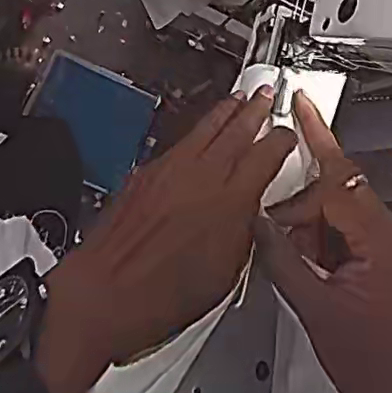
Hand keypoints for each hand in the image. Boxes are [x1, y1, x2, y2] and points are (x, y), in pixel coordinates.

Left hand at [37, 89, 294, 392]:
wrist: (104, 293)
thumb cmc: (161, 296)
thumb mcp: (226, 273)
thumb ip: (246, 231)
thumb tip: (251, 213)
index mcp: (231, 200)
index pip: (267, 154)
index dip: (282, 140)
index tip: (287, 135)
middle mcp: (203, 176)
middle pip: (238, 129)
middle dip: (256, 109)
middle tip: (266, 95)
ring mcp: (173, 169)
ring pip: (207, 127)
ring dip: (226, 110)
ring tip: (237, 99)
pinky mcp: (148, 171)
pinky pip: (181, 140)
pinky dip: (197, 130)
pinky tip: (200, 131)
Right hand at [251, 93, 391, 392]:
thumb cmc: (373, 364)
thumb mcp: (314, 306)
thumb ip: (281, 256)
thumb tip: (257, 223)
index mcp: (381, 237)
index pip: (339, 177)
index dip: (315, 139)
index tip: (302, 107)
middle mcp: (389, 234)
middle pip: (334, 192)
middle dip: (299, 207)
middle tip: (272, 223)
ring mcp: (386, 246)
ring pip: (335, 212)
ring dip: (306, 228)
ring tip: (294, 260)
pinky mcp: (379, 258)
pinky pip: (341, 231)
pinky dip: (316, 242)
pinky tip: (305, 266)